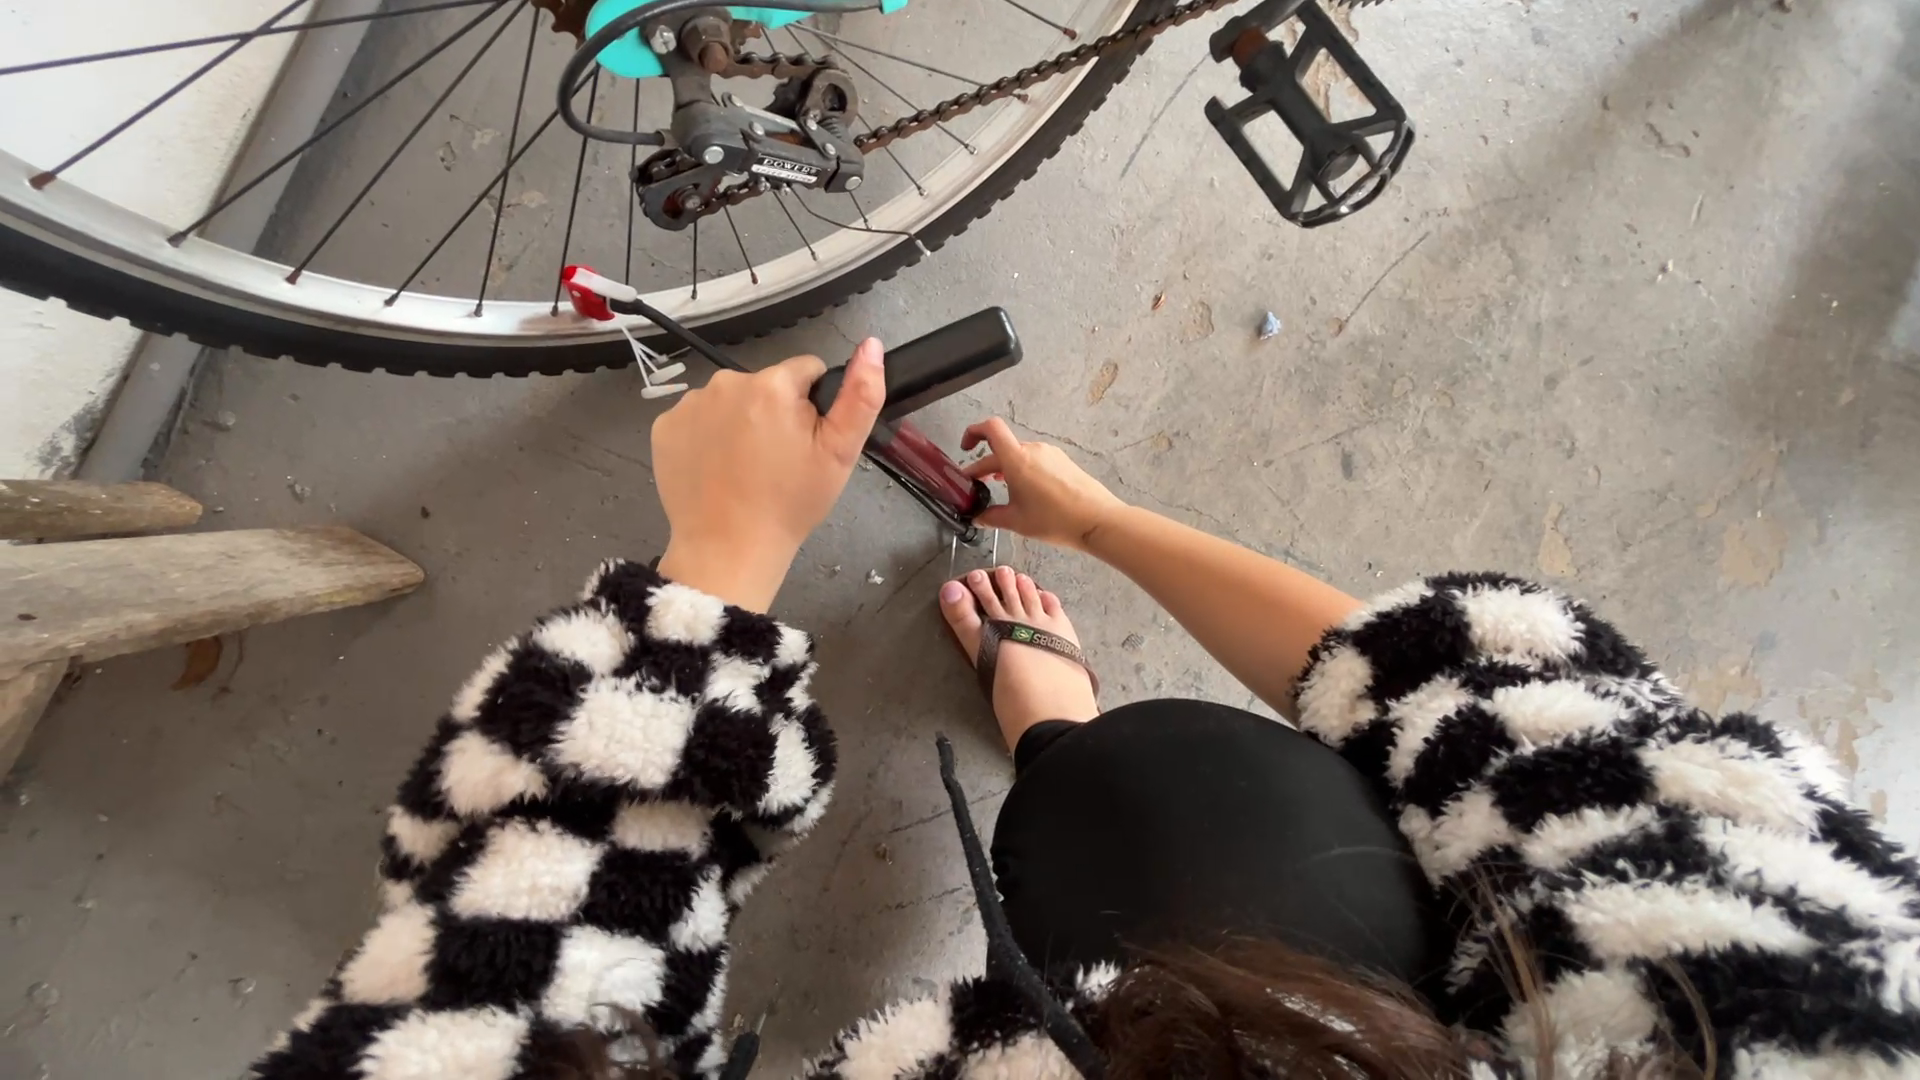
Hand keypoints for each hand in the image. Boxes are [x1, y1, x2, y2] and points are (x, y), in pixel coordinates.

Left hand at [653, 339, 885, 610]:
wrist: (729, 548)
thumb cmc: (790, 503)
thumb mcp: (841, 453)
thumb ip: (861, 395)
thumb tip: (871, 345)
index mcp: (772, 385)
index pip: (806, 372)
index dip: (814, 407)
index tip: (807, 442)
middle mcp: (726, 382)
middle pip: (767, 386)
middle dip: (777, 413)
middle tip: (780, 461)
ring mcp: (689, 404)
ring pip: (731, 401)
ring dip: (742, 423)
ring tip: (748, 468)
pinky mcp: (664, 428)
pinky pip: (698, 419)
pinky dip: (709, 437)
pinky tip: (719, 469)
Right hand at [962, 417, 1127, 552]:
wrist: (1097, 520)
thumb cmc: (1057, 520)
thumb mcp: (1016, 521)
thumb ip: (991, 517)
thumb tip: (979, 517)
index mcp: (1017, 460)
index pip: (990, 429)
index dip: (973, 432)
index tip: (966, 448)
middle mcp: (1033, 450)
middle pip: (1002, 448)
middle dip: (986, 465)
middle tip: (977, 485)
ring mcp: (1050, 454)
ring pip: (1019, 454)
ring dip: (1006, 468)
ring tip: (1000, 489)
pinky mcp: (1062, 462)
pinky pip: (1035, 460)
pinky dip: (1023, 471)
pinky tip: (1025, 491)